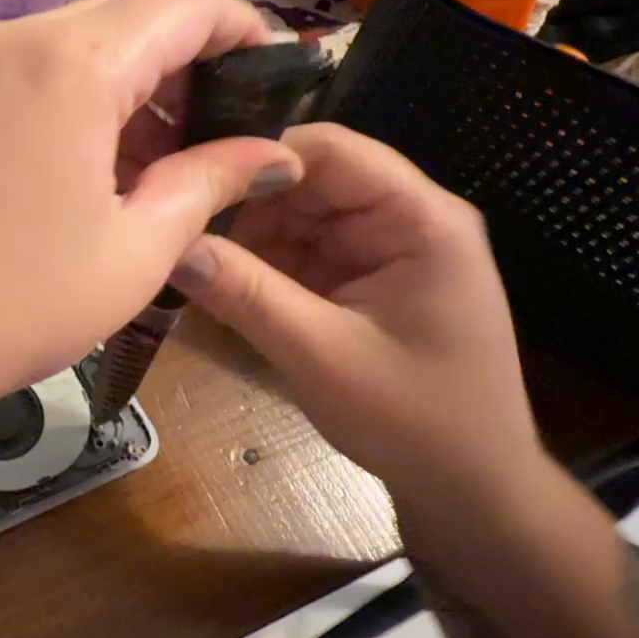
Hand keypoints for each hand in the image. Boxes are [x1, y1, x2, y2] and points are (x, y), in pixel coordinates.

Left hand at [0, 0, 302, 459]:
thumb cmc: (14, 306)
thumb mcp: (133, 251)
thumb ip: (211, 183)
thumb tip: (274, 153)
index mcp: (72, 64)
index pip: (185, 6)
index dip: (244, 32)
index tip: (276, 78)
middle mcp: (13, 41)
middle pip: (127, 22)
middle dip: (184, 69)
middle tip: (215, 142)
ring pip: (73, 49)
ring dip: (127, 91)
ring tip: (155, 168)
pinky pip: (24, 78)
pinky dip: (71, 105)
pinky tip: (84, 171)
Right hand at [169, 123, 544, 496]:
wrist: (469, 488)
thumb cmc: (415, 420)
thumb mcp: (321, 356)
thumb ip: (246, 295)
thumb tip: (169, 247)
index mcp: (419, 219)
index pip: (331, 149)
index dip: (259, 156)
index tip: (191, 183)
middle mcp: (404, 219)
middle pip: (308, 180)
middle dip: (245, 205)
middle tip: (177, 230)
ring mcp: (382, 249)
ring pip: (296, 215)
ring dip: (247, 238)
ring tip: (194, 262)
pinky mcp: (362, 278)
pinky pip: (300, 250)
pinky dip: (262, 265)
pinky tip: (225, 285)